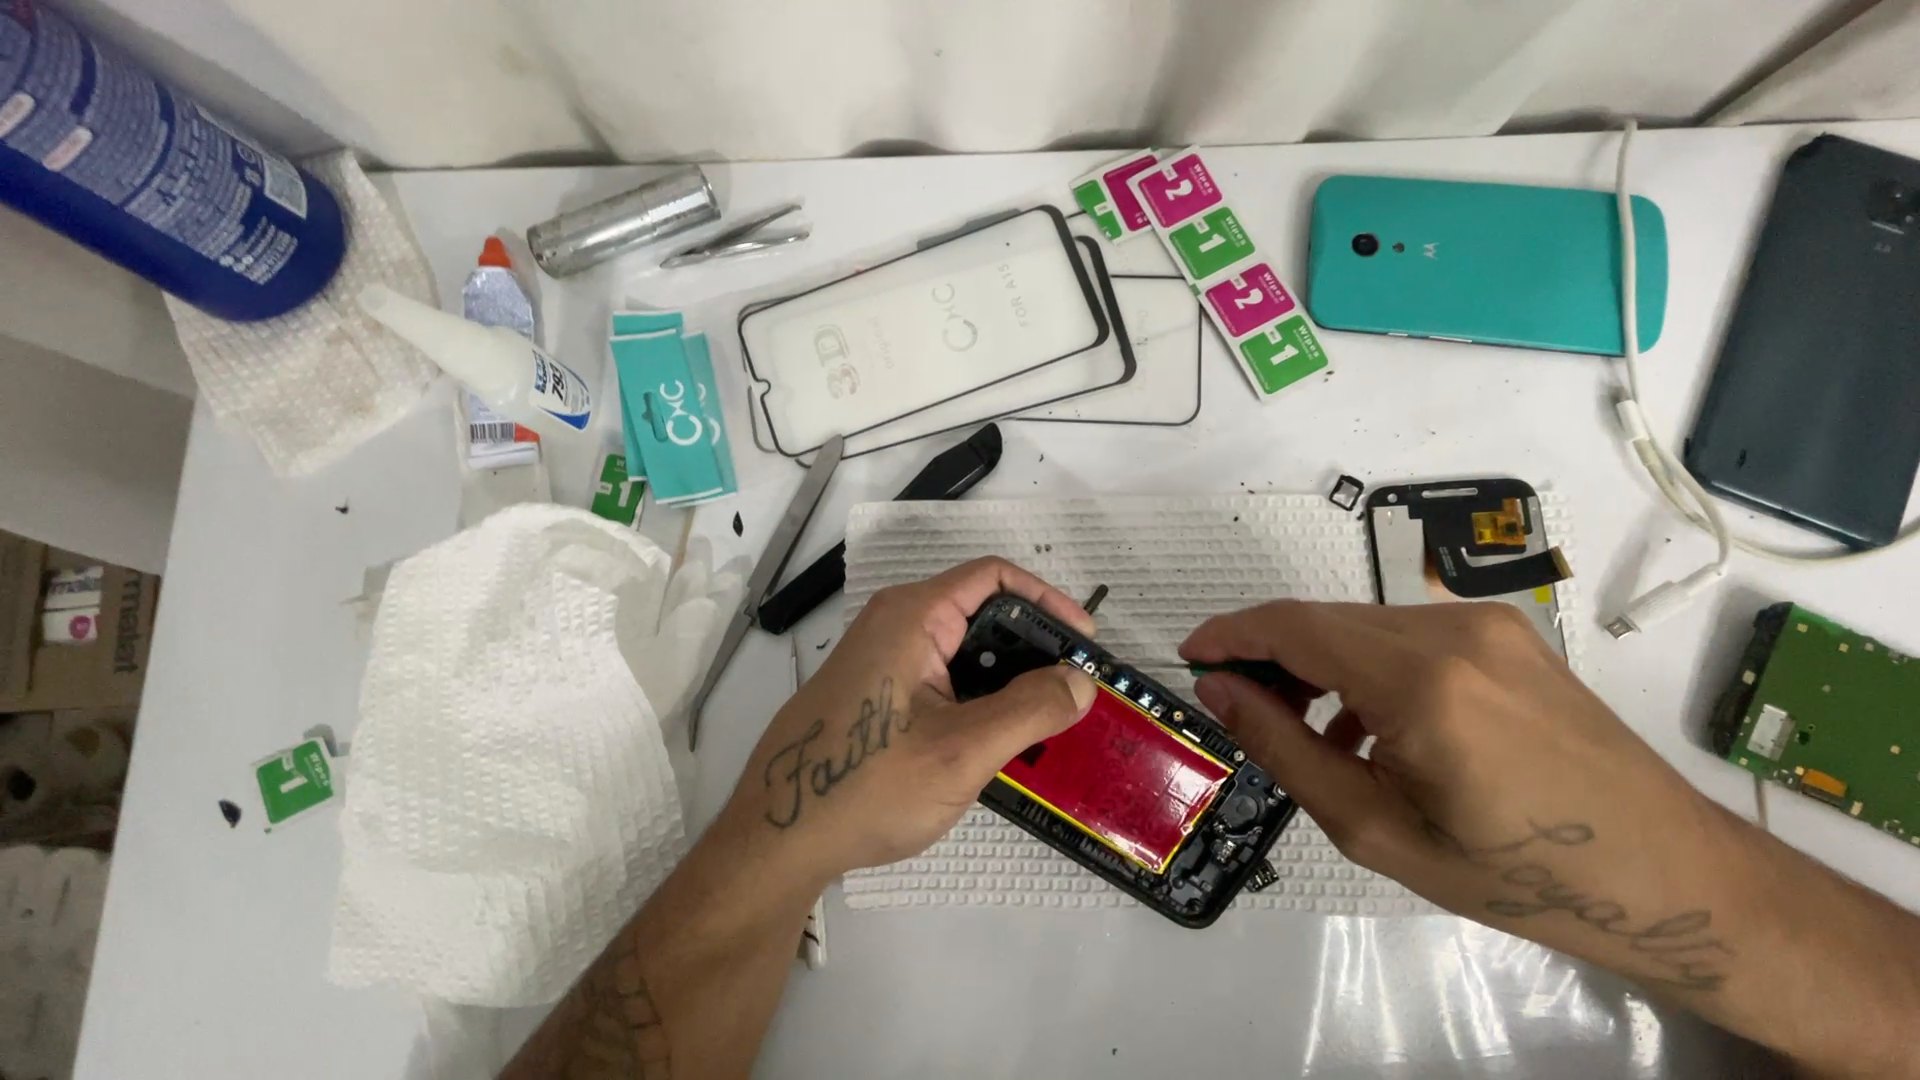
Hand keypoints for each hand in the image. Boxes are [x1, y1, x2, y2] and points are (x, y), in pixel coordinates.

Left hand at [719, 557, 1096, 885]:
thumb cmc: (867, 787)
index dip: (1048, 600)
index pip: (994, 576)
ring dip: (1005, 677)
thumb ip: (1029, 710)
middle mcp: (894, 623)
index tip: (1084, 644)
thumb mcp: (961, 751)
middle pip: (980, 610)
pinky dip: (976, 696)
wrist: (777, 837)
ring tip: (1040, 722)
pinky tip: (992, 738)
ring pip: (961, 648)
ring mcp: (880, 658)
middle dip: (1031, 647)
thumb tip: (1081, 681)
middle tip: (1069, 694)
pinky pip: (939, 676)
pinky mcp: (874, 690)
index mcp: (912, 616)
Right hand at [1181, 600, 1919, 1079]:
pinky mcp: (1506, 633)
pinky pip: (1402, 633)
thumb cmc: (1513, 875)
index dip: (1228, 634)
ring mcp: (1486, 625)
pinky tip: (1364, 722)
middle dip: (1265, 652)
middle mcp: (1450, 630)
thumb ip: (1283, 746)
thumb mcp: (1373, 827)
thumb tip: (1218, 687)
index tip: (1189, 655)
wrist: (1672, 878)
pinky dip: (1361, 663)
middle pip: (1321, 618)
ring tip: (1300, 725)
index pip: (1291, 627)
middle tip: (1237, 705)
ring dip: (1313, 660)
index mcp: (1419, 681)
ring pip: (1359, 623)